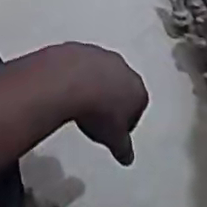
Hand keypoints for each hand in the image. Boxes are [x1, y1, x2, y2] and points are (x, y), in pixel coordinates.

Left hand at [53, 44, 147, 165]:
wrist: (70, 80)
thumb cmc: (99, 113)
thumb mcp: (114, 139)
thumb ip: (123, 148)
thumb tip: (127, 157)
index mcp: (137, 89)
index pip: (138, 107)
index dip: (125, 122)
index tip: (112, 132)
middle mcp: (123, 67)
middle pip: (121, 86)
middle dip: (112, 100)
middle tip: (97, 118)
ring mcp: (101, 54)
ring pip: (102, 73)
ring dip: (95, 86)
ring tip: (81, 104)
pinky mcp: (80, 48)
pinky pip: (82, 65)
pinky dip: (78, 76)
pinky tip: (68, 90)